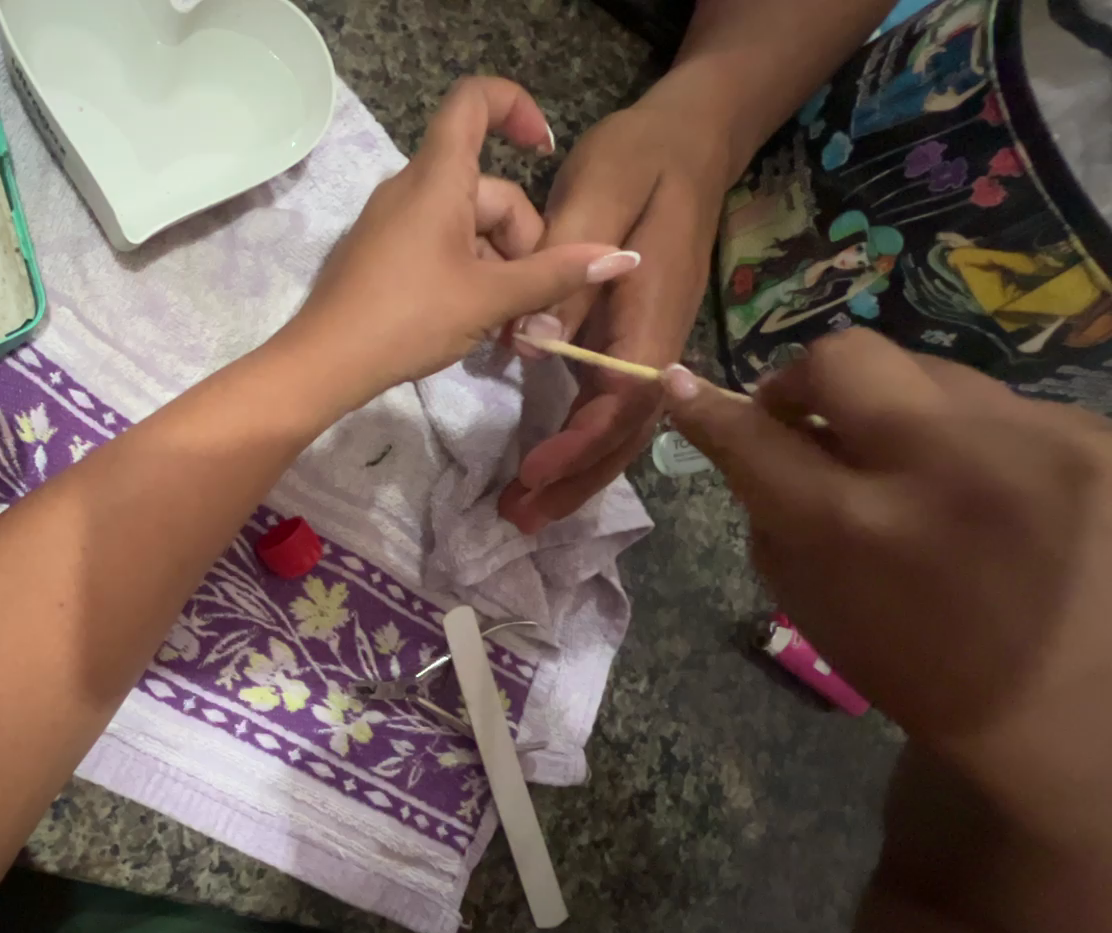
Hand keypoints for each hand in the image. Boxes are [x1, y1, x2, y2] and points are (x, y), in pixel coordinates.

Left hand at [282, 76, 637, 408]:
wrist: (323, 365)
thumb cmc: (406, 320)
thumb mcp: (488, 299)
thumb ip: (554, 275)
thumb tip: (622, 256)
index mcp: (436, 179)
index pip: (474, 101)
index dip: (516, 107)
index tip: (542, 148)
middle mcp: (408, 192)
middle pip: (484, 190)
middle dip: (520, 238)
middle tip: (532, 301)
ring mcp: (388, 227)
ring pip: (461, 228)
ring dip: (495, 268)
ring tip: (505, 326)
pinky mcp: (376, 260)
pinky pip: (432, 251)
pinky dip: (462, 276)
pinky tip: (472, 324)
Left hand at [498, 102, 732, 533]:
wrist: (687, 135)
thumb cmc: (640, 154)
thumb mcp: (598, 192)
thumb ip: (569, 263)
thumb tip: (537, 345)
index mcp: (651, 307)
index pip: (622, 395)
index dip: (578, 440)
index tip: (531, 472)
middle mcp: (654, 335)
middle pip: (624, 428)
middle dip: (574, 478)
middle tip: (521, 521)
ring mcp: (642, 341)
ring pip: (614, 424)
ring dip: (572, 473)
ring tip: (524, 514)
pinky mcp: (622, 339)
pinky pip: (601, 404)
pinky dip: (572, 442)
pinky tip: (540, 470)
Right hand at [663, 330, 1111, 853]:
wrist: (1060, 705)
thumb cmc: (896, 650)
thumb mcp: (795, 579)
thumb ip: (766, 492)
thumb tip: (742, 417)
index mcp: (848, 519)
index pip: (749, 432)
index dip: (706, 407)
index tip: (677, 385)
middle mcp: (944, 462)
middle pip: (845, 357)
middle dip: (802, 382)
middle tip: (799, 421)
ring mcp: (1037, 441)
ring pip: (923, 371)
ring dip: (885, 409)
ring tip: (897, 464)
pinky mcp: (1097, 438)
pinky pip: (989, 403)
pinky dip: (953, 431)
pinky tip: (969, 483)